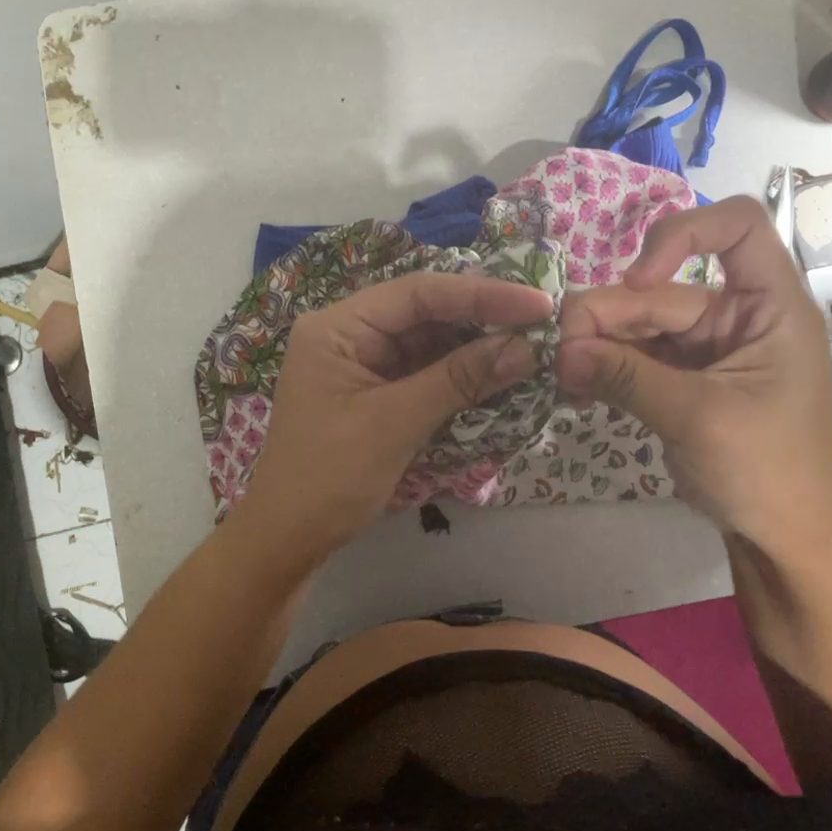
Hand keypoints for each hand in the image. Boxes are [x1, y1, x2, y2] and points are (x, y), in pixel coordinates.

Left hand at [231, 272, 553, 560]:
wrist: (289, 537)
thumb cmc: (328, 476)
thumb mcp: (394, 424)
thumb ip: (459, 380)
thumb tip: (525, 348)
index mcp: (336, 327)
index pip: (417, 293)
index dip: (480, 293)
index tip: (537, 304)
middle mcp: (348, 335)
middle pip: (425, 312)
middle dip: (482, 319)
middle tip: (542, 325)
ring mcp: (361, 364)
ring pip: (429, 343)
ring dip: (476, 348)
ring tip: (532, 348)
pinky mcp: (374, 393)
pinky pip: (424, 372)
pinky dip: (460, 376)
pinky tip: (500, 376)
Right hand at [555, 197, 831, 550]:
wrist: (783, 536)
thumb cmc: (766, 470)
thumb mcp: (697, 418)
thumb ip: (627, 377)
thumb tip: (559, 350)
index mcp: (769, 307)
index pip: (737, 227)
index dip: (683, 234)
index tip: (636, 278)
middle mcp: (735, 316)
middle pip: (658, 291)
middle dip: (605, 318)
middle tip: (560, 358)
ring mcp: (704, 348)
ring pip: (635, 325)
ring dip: (594, 347)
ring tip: (562, 381)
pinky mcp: (679, 378)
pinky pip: (631, 358)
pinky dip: (601, 370)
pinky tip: (575, 392)